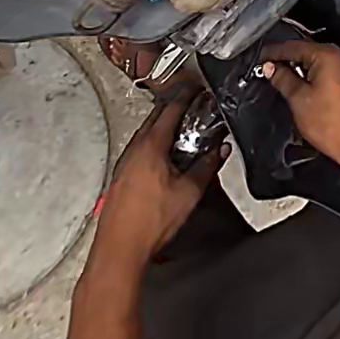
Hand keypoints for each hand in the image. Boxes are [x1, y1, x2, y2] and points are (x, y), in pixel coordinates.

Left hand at [90, 88, 229, 274]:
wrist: (120, 248)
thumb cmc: (149, 222)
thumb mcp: (189, 193)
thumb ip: (207, 166)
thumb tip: (220, 151)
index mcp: (151, 145)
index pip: (170, 110)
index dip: (185, 97)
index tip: (195, 90)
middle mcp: (134, 149)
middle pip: (155, 118)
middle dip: (173, 109)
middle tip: (189, 106)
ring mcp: (124, 162)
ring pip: (145, 134)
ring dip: (161, 127)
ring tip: (179, 131)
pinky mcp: (120, 176)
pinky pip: (138, 150)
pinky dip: (152, 145)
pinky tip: (161, 159)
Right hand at [260, 40, 339, 163]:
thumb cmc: (331, 123)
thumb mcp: (299, 99)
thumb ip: (282, 79)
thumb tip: (270, 67)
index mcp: (325, 55)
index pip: (291, 46)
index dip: (272, 53)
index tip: (257, 59)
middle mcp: (336, 57)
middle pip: (302, 52)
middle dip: (282, 60)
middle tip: (262, 68)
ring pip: (311, 63)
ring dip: (294, 69)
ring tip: (274, 78)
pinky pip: (320, 72)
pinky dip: (306, 77)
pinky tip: (294, 86)